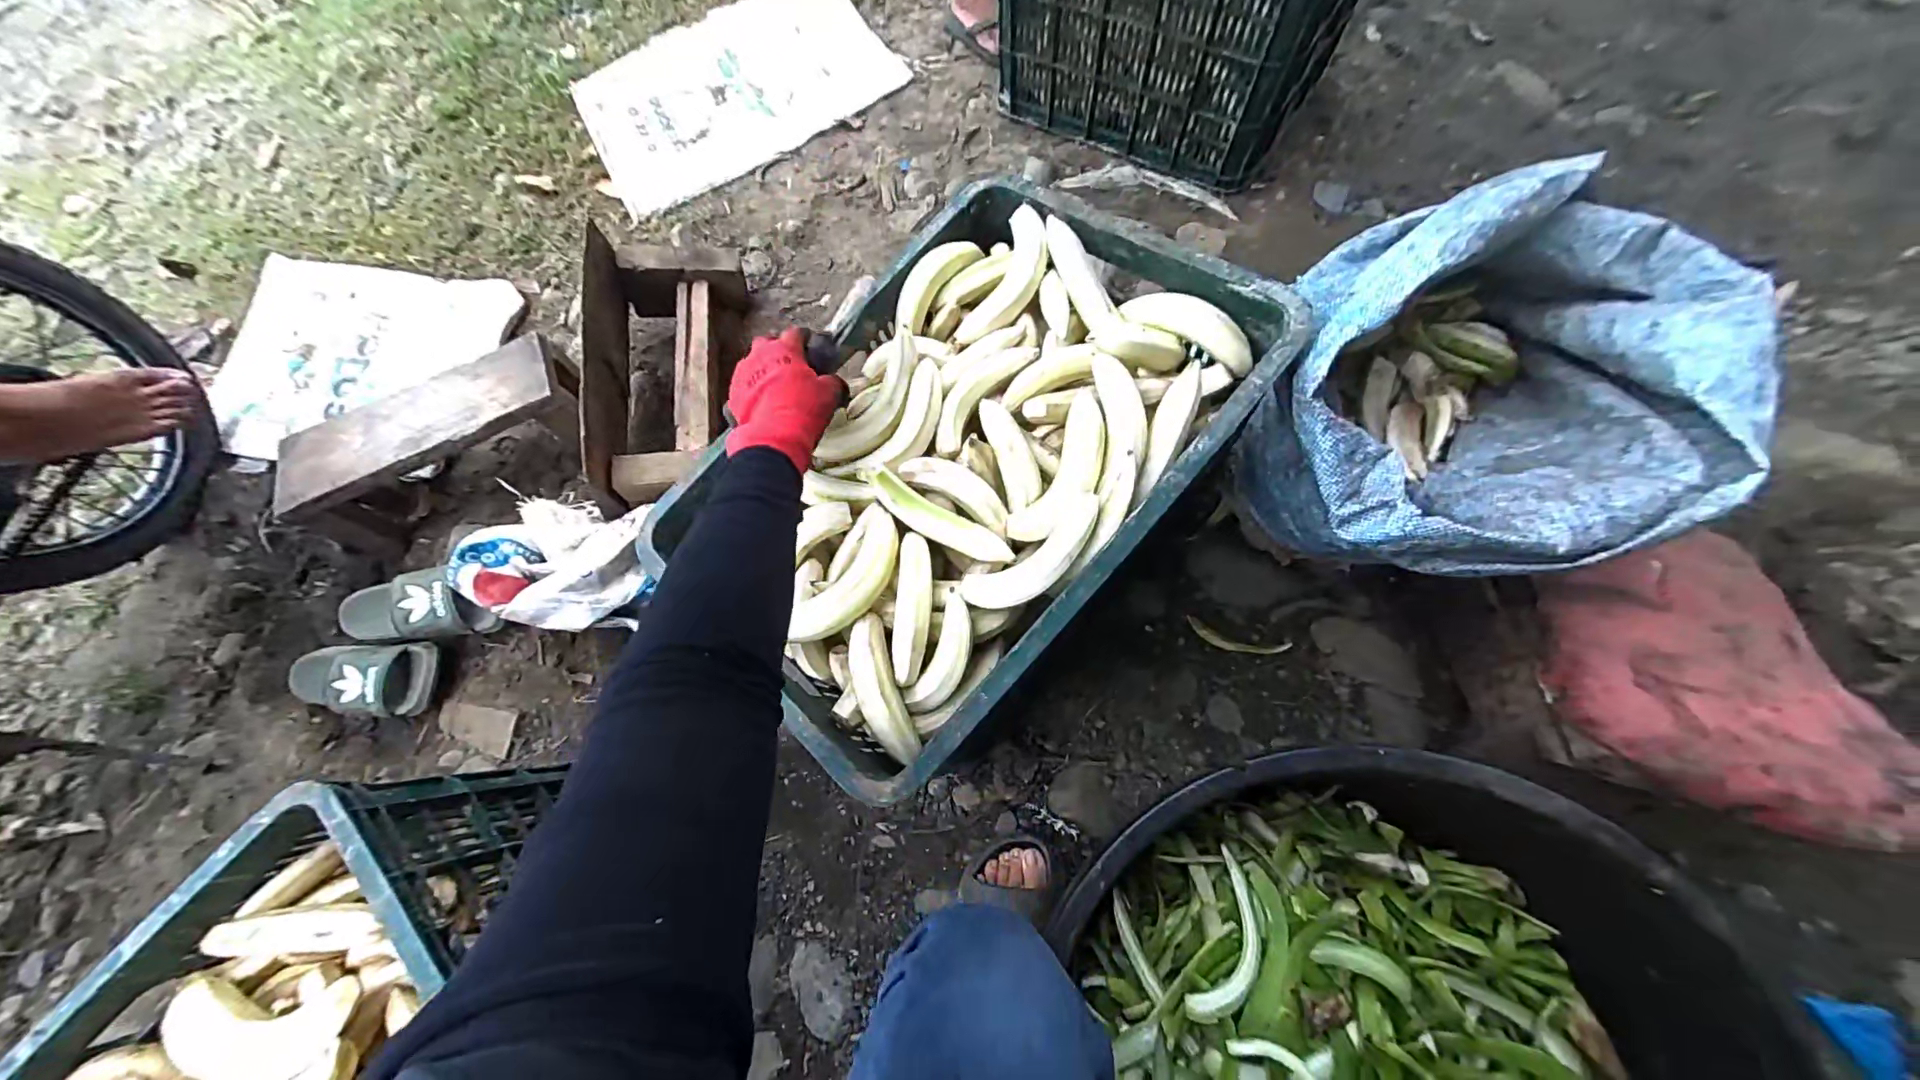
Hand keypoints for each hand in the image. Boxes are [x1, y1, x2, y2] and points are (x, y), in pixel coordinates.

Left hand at [726, 328, 845, 474]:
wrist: (772, 438)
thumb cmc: (801, 410)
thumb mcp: (828, 394)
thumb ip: (832, 382)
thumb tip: (834, 383)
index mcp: (785, 349)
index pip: (795, 333)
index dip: (804, 339)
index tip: (809, 345)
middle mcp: (760, 355)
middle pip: (767, 342)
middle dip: (777, 350)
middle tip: (789, 365)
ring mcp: (742, 374)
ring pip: (752, 363)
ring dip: (763, 370)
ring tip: (775, 386)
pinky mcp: (732, 394)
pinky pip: (743, 386)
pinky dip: (752, 391)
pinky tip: (763, 403)